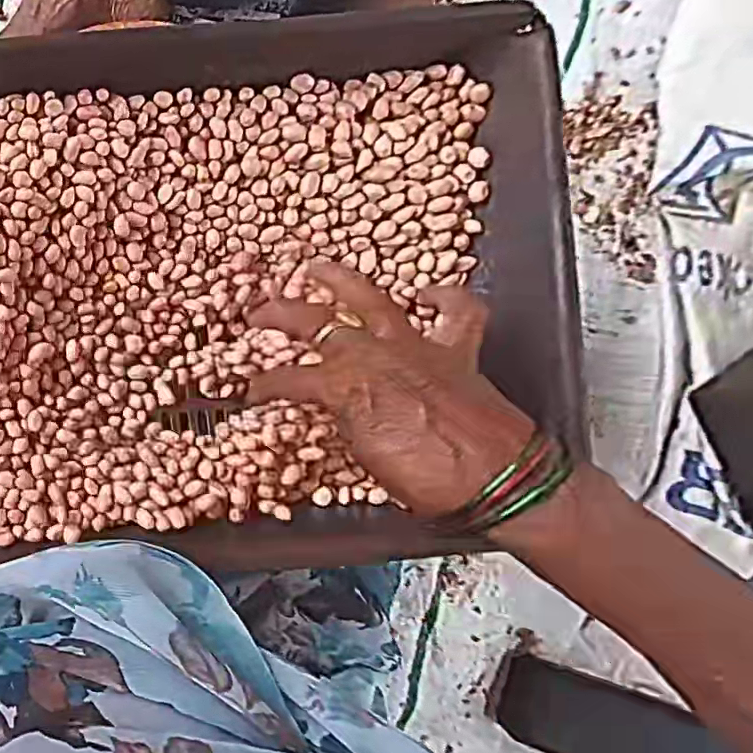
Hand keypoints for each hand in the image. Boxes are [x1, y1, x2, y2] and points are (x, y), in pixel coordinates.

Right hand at [247, 261, 536, 516]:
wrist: (503, 483)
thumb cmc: (427, 477)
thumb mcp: (361, 453)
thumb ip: (339, 417)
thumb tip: (329, 407)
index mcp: (344, 384)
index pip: (287, 380)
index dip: (262, 386)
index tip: (249, 394)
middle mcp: (375, 355)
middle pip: (315, 323)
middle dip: (279, 316)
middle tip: (258, 314)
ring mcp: (416, 348)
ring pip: (372, 300)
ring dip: (341, 281)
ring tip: (319, 269)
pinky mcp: (456, 353)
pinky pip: (455, 313)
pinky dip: (442, 299)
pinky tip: (426, 293)